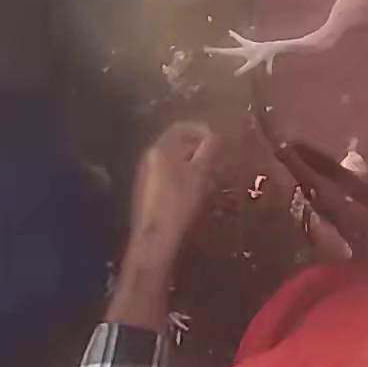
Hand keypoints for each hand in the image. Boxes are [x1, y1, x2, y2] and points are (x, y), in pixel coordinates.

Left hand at [123, 121, 219, 272]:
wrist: (156, 239)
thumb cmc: (180, 201)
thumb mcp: (201, 173)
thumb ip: (210, 149)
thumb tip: (218, 135)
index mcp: (161, 149)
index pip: (183, 127)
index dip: (204, 130)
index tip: (220, 141)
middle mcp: (150, 158)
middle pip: (179, 145)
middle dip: (201, 150)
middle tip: (220, 160)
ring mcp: (147, 176)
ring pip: (176, 162)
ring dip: (195, 166)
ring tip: (213, 178)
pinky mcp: (149, 193)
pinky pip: (171, 177)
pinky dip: (186, 179)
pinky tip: (198, 194)